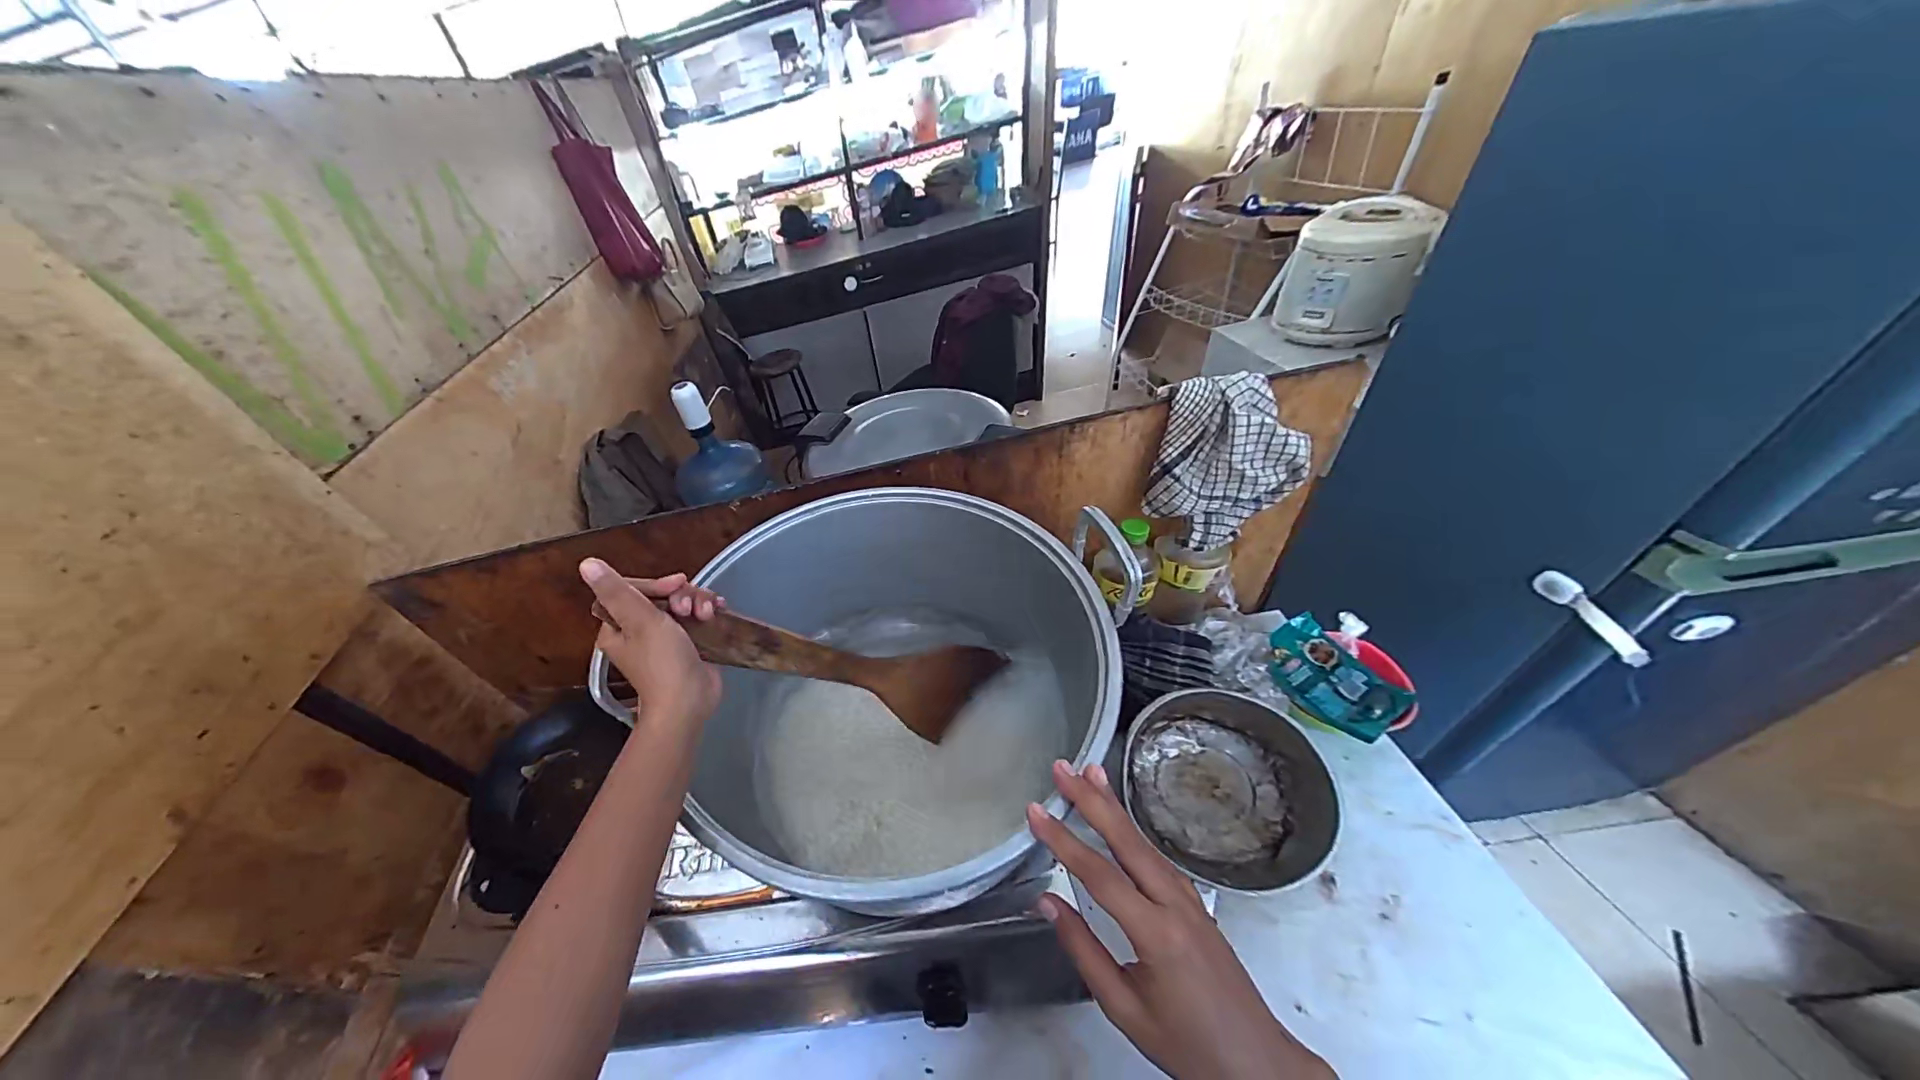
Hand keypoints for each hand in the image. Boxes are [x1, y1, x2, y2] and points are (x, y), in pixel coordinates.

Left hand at [579, 558, 721, 722]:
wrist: (688, 702)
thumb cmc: (662, 663)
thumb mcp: (640, 621)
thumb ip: (616, 591)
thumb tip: (587, 563)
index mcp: (618, 627)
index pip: (633, 590)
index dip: (656, 584)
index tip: (676, 585)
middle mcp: (638, 632)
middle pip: (661, 595)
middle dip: (681, 595)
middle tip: (690, 608)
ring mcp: (665, 639)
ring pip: (682, 604)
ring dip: (698, 602)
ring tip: (707, 614)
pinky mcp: (688, 645)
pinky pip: (696, 617)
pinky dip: (706, 611)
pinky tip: (717, 611)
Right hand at [1027, 761, 1335, 1079]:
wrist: (1256, 1062)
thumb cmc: (1189, 1044)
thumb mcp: (1124, 1008)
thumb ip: (1084, 950)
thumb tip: (1048, 904)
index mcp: (1156, 933)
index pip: (1099, 874)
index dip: (1063, 839)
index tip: (1036, 812)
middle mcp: (1176, 905)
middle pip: (1127, 840)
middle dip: (1092, 800)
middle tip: (1064, 769)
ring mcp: (1190, 900)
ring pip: (1144, 842)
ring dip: (1115, 806)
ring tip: (1090, 775)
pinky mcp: (1196, 904)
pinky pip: (1158, 857)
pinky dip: (1134, 831)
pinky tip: (1120, 820)